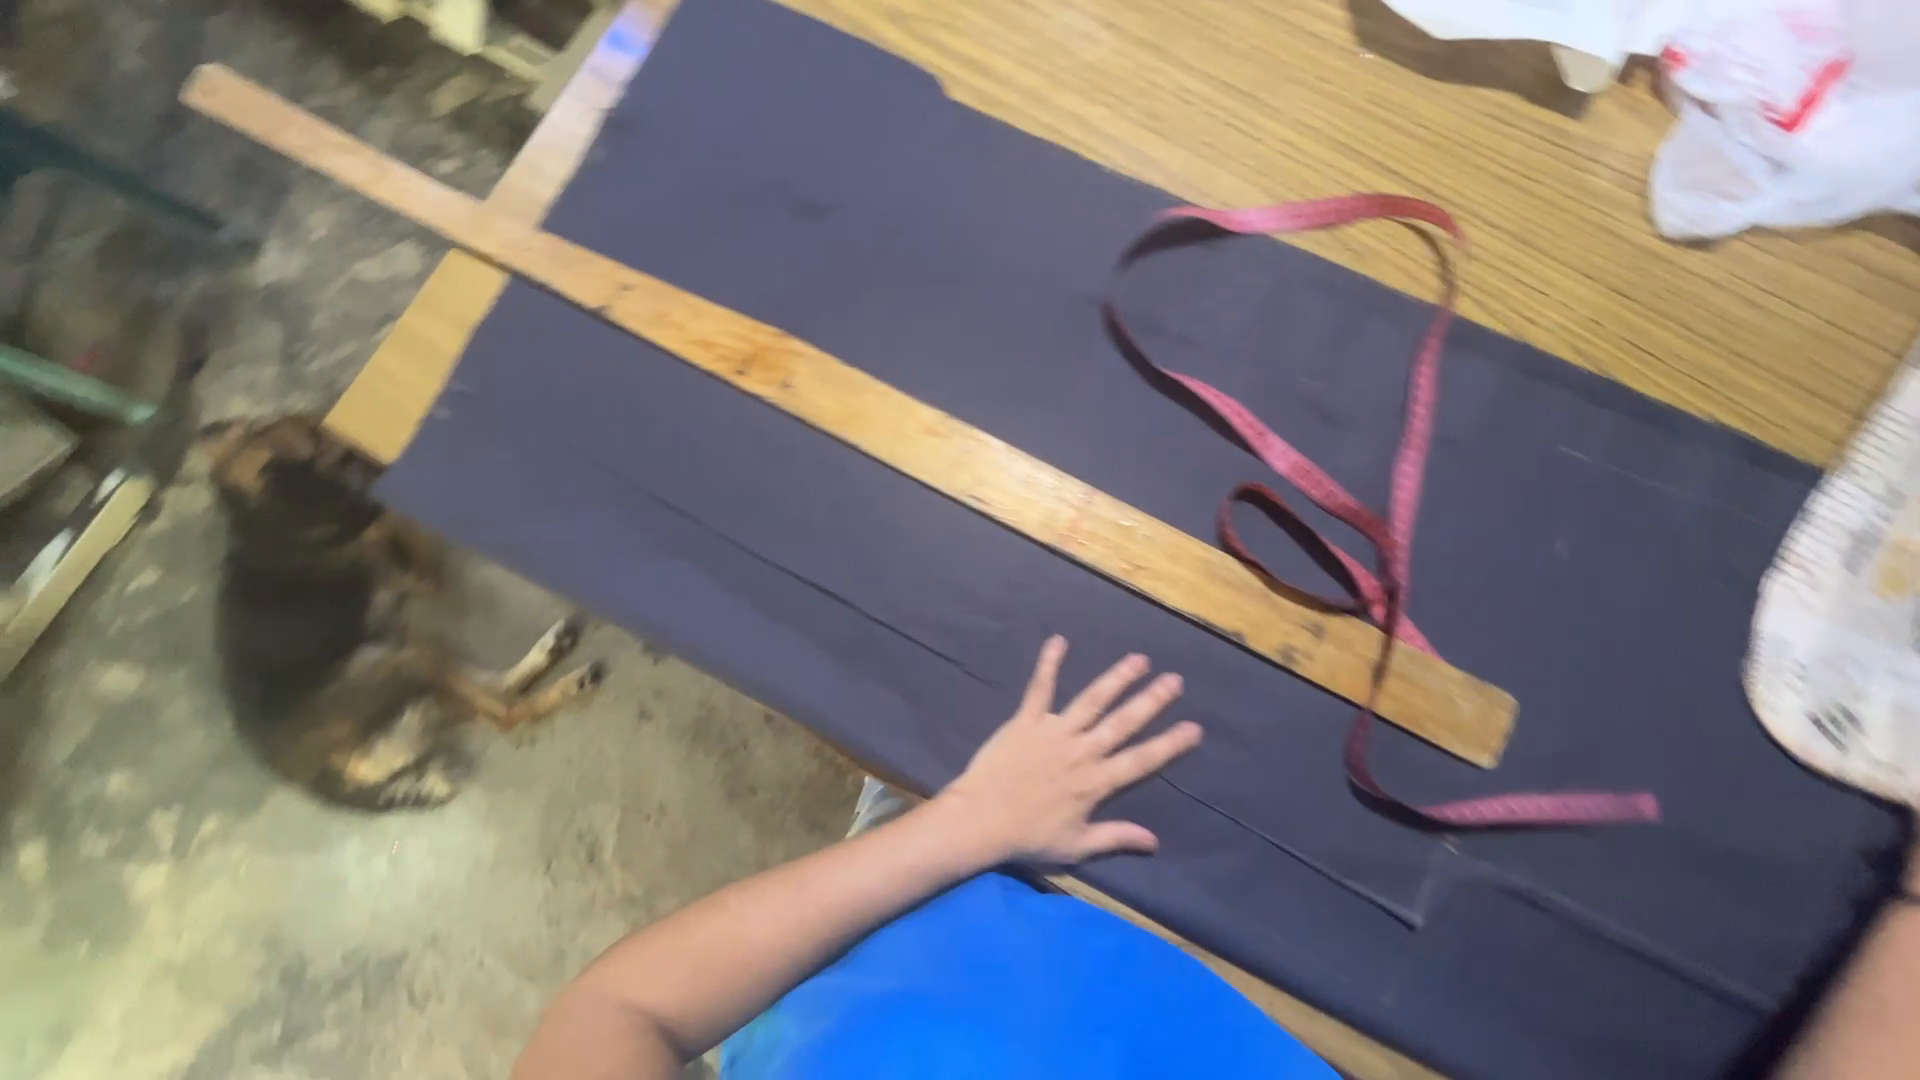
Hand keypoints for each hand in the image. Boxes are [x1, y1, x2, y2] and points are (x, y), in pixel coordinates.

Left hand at [931, 636, 1201, 865]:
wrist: (979, 820)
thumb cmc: (1027, 837)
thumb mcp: (1076, 846)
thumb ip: (1116, 837)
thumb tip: (1154, 841)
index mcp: (1095, 782)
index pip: (1141, 761)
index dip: (1169, 744)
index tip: (1193, 727)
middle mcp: (1081, 752)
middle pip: (1122, 722)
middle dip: (1151, 701)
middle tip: (1175, 680)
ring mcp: (1053, 732)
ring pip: (1091, 700)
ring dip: (1116, 678)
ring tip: (1138, 659)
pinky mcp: (1026, 721)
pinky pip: (1040, 689)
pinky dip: (1049, 664)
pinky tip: (1058, 641)